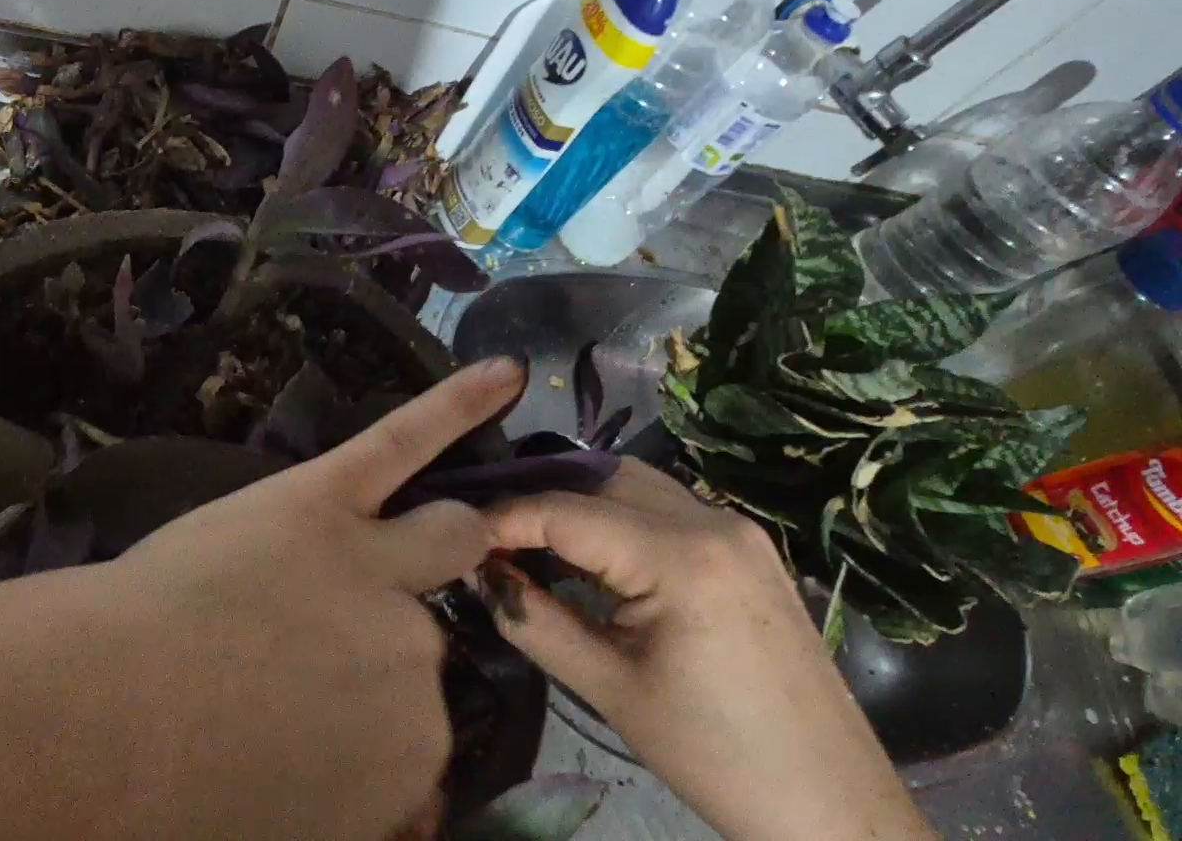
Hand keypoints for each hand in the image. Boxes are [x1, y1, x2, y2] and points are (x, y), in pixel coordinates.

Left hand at [0, 356, 521, 840]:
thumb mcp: (291, 826)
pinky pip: (404, 444)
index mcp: (411, 753)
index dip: (372, 719)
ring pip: (446, 538)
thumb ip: (360, 799)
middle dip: (380, 637)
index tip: (322, 717)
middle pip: (425, 633)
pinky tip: (503, 376)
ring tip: (395, 546)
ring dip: (432, 544)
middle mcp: (416, 656)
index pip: (420, 727)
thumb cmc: (173, 790)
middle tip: (307, 643)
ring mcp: (375, 566)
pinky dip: (455, 407)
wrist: (101, 716)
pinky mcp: (326, 499)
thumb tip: (404, 805)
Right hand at [485, 460, 936, 840]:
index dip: (498, 517)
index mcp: (680, 556)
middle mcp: (711, 520)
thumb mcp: (608, 688)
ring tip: (525, 542)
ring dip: (573, 502)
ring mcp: (736, 529)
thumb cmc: (715, 756)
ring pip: (629, 483)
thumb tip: (475, 570)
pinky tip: (585, 555)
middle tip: (483, 535)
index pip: (561, 509)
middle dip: (534, 498)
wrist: (834, 808)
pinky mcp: (745, 548)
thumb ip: (532, 618)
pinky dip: (612, 516)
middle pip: (595, 477)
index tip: (451, 536)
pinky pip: (661, 507)